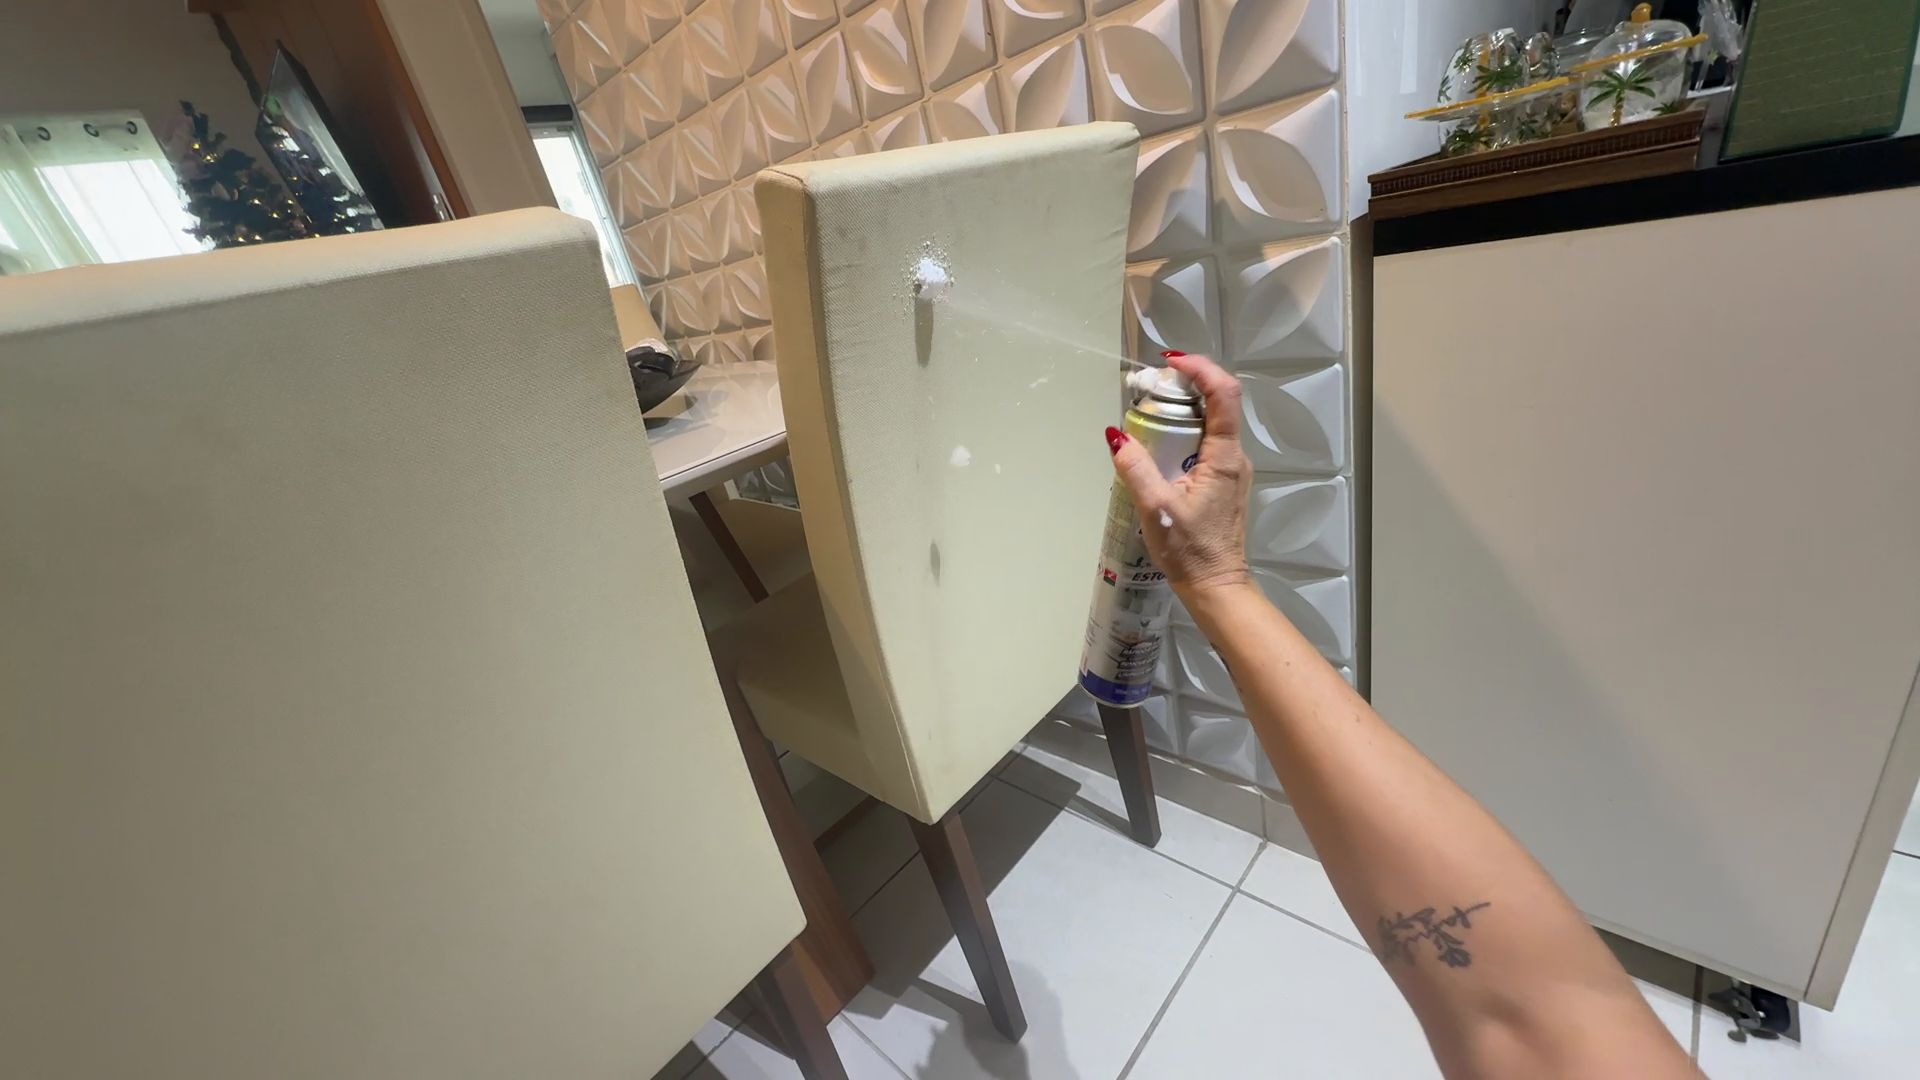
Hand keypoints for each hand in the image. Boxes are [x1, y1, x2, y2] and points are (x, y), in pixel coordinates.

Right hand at [1107, 353, 1252, 606]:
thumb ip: (1135, 468)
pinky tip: (1158, 449)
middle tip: (1148, 390)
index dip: (1201, 368)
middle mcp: (1235, 458)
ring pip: (1210, 425)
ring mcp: (1232, 471)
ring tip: (1147, 416)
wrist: (1216, 586)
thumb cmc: (1190, 550)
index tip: (1171, 362)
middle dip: (1183, 388)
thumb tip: (1115, 436)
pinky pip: (1205, 446)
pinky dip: (1183, 435)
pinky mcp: (1224, 484)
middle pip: (1217, 404)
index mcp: (1225, 457)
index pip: (1224, 394)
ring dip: (1181, 412)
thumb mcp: (1156, 508)